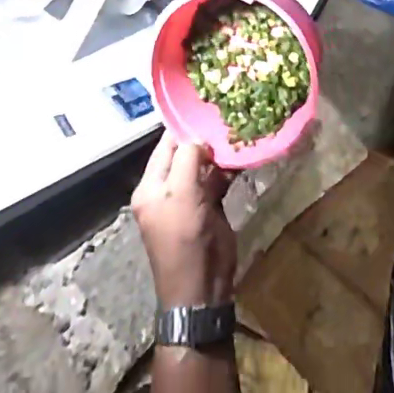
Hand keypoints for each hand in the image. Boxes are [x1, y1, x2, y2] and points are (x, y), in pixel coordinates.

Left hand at [132, 130, 236, 307]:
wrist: (201, 286)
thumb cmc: (183, 238)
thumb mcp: (180, 194)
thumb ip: (188, 158)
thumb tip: (199, 137)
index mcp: (151, 185)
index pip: (166, 146)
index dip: (184, 127)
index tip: (205, 106)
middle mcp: (168, 188)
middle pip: (186, 153)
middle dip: (205, 137)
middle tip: (227, 114)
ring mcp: (190, 198)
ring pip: (204, 165)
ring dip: (220, 151)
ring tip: (238, 129)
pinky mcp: (210, 207)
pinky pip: (218, 180)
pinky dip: (229, 168)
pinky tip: (243, 153)